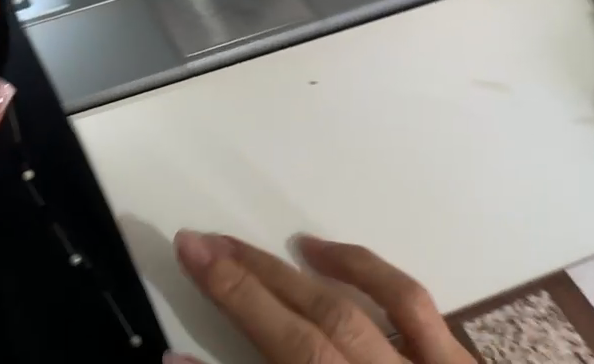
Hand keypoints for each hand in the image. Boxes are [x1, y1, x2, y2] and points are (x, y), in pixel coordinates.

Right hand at [170, 231, 473, 363]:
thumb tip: (178, 362)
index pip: (287, 356)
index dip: (232, 308)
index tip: (186, 262)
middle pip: (312, 333)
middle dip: (247, 283)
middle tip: (198, 242)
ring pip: (353, 315)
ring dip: (288, 276)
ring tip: (240, 247)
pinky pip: (415, 306)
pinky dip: (365, 270)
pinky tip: (324, 253)